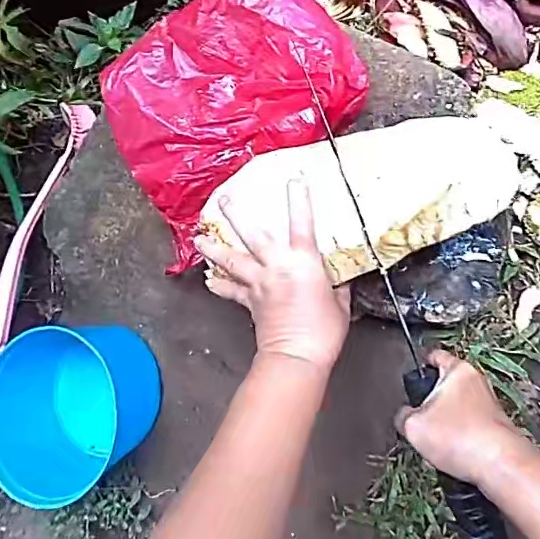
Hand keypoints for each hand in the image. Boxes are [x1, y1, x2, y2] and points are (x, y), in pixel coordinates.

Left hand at [195, 178, 352, 371]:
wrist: (296, 358)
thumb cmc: (323, 332)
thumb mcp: (340, 303)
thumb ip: (336, 285)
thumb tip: (336, 279)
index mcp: (303, 262)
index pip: (302, 224)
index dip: (299, 200)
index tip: (294, 180)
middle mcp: (277, 267)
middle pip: (253, 236)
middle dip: (237, 216)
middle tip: (225, 199)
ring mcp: (259, 284)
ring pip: (232, 260)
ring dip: (214, 247)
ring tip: (199, 237)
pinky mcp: (250, 302)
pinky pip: (231, 291)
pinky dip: (219, 285)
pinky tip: (208, 279)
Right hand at [394, 349, 530, 485]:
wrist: (500, 465)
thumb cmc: (461, 437)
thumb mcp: (413, 426)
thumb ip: (402, 416)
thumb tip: (403, 417)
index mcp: (458, 370)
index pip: (435, 355)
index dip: (420, 362)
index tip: (414, 368)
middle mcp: (477, 381)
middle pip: (446, 385)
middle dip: (432, 402)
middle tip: (420, 418)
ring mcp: (490, 404)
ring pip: (458, 408)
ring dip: (446, 423)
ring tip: (438, 443)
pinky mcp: (497, 426)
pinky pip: (471, 427)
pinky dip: (461, 438)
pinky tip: (455, 456)